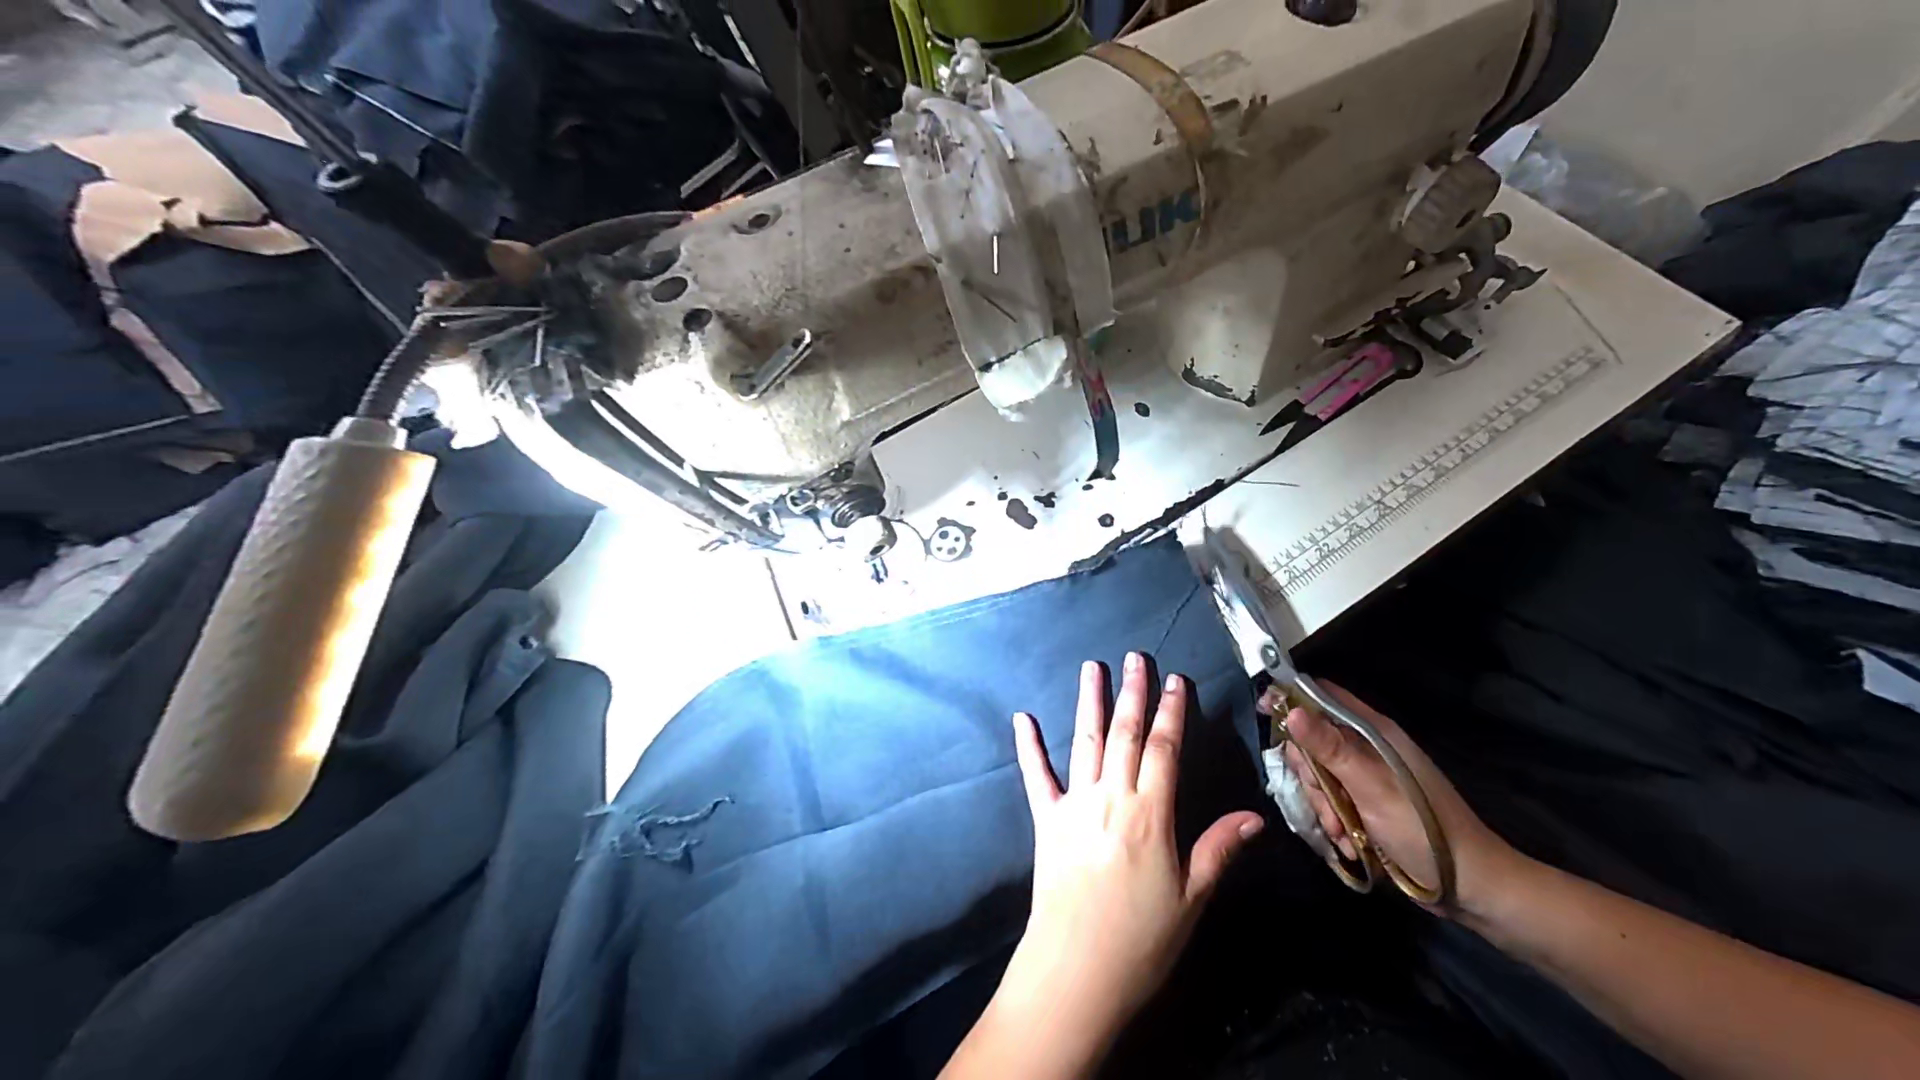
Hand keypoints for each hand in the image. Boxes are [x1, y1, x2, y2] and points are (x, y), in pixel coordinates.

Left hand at [998, 653, 1265, 1060]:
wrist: (1077, 969)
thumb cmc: (1142, 939)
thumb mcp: (1192, 898)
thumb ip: (1217, 849)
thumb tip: (1253, 816)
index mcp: (1150, 814)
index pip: (1164, 749)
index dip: (1171, 712)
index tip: (1174, 680)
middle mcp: (1111, 798)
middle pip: (1124, 734)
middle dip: (1132, 693)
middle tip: (1135, 657)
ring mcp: (1073, 804)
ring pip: (1084, 742)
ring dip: (1088, 702)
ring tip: (1092, 667)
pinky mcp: (1045, 819)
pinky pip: (1036, 775)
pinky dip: (1029, 746)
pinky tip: (1022, 717)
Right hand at [1261, 681, 1527, 919]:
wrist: (1470, 887)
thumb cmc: (1423, 829)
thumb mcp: (1371, 786)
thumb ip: (1329, 747)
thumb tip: (1290, 709)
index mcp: (1373, 732)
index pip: (1323, 696)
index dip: (1291, 697)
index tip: (1266, 712)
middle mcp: (1367, 749)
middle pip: (1311, 738)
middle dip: (1307, 769)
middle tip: (1321, 794)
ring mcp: (1365, 778)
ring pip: (1316, 774)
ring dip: (1319, 802)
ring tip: (1339, 828)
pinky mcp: (1364, 804)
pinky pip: (1328, 801)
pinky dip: (1330, 819)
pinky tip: (1345, 839)